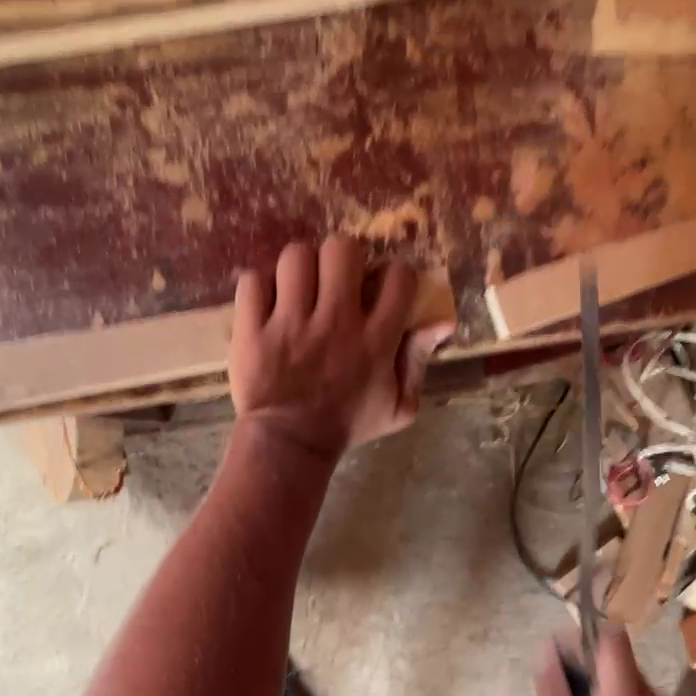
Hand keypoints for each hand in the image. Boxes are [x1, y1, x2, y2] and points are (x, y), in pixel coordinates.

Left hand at [229, 238, 453, 460]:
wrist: (289, 446)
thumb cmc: (347, 426)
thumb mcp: (398, 407)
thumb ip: (418, 362)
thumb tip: (442, 323)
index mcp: (375, 339)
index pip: (398, 276)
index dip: (392, 275)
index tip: (381, 287)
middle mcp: (336, 321)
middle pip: (343, 249)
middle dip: (342, 258)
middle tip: (334, 280)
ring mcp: (291, 322)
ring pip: (296, 256)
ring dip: (299, 269)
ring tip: (298, 288)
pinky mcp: (253, 328)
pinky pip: (253, 280)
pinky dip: (259, 288)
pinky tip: (267, 304)